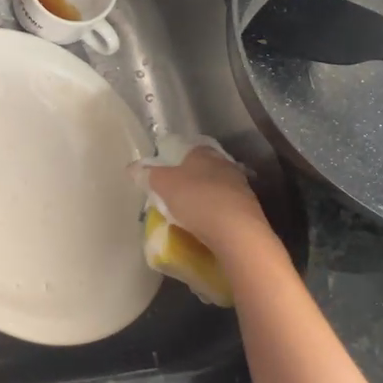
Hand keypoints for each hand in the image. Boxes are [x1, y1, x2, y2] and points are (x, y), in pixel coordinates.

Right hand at [134, 146, 274, 263]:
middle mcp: (225, 165)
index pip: (188, 148)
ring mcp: (241, 188)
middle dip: (189, 179)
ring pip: (216, 188)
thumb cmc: (197, 199)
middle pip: (203, 169)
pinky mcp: (249, 211)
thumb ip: (147, 174)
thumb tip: (132, 168)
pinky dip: (215, 213)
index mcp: (204, 153)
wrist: (238, 234)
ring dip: (204, 197)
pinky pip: (225, 207)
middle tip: (173, 192)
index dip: (175, 158)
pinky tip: (205, 225)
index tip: (163, 171)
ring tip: (187, 212)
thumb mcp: (163, 185)